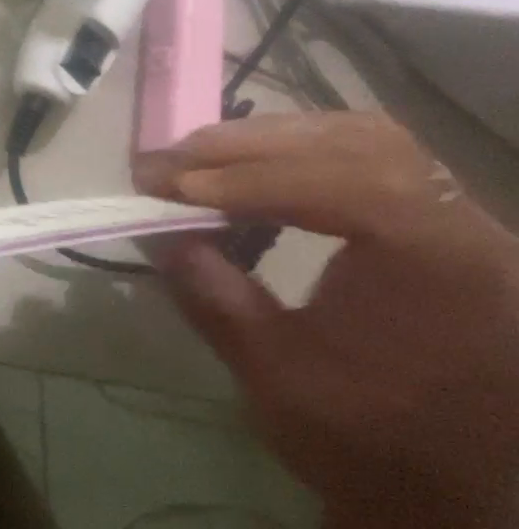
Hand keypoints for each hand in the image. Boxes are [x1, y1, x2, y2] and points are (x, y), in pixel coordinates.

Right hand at [142, 113, 518, 528]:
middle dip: (253, 145)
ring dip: (272, 143)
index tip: (169, 186)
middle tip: (170, 163)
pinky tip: (247, 176)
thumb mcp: (274, 375)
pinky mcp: (441, 233)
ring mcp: (463, 229)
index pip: (352, 185)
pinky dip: (299, 156)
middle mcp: (471, 236)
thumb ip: (215, 296)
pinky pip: (373, 164)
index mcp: (444, 272)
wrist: (443, 490)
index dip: (252, 176)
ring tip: (197, 162)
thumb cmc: (363, 438)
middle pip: (361, 143)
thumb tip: (160, 231)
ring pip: (367, 141)